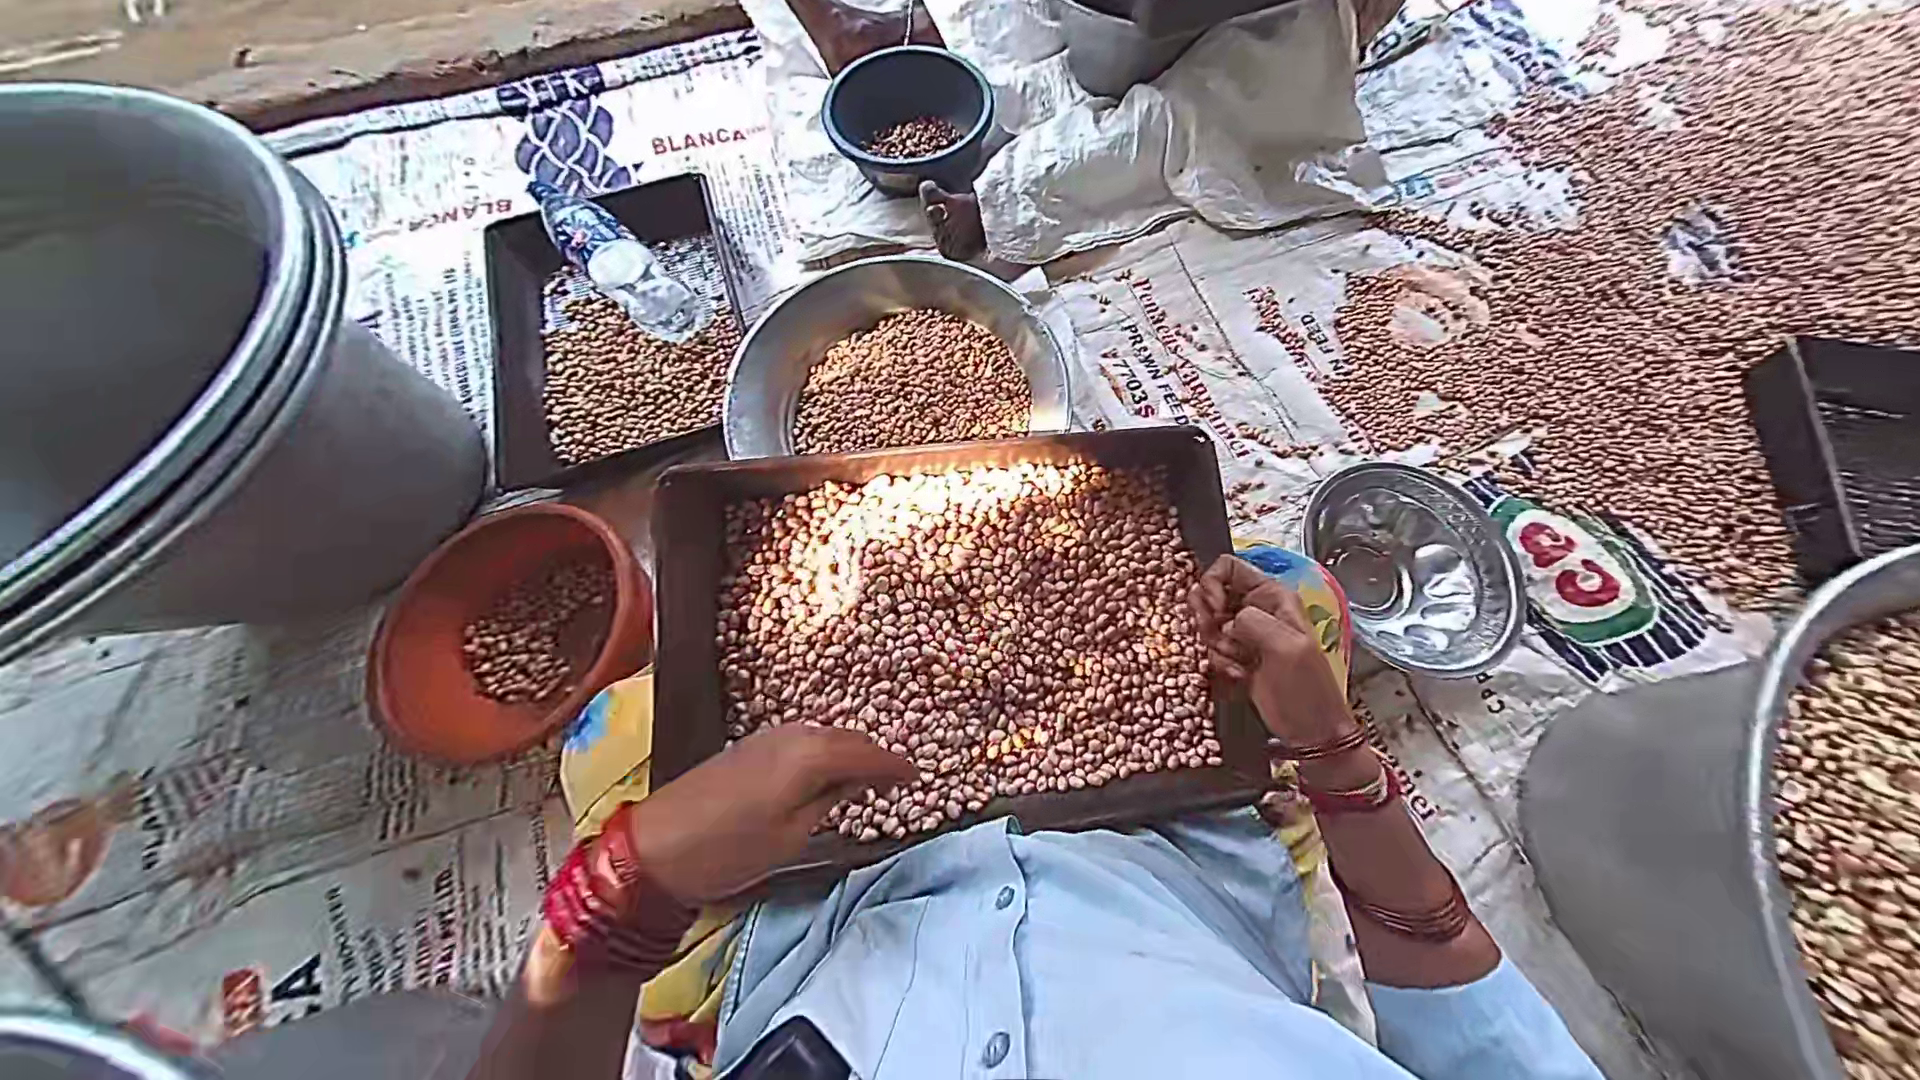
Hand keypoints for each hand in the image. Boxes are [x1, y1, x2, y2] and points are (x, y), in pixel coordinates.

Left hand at [625, 725, 916, 903]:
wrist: (654, 846)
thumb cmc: (728, 850)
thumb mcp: (791, 835)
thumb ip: (831, 800)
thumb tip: (859, 782)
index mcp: (811, 755)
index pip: (867, 755)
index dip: (895, 767)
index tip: (916, 777)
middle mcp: (795, 734)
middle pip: (849, 739)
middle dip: (874, 757)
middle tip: (894, 780)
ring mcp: (771, 735)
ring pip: (827, 736)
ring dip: (849, 752)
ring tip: (864, 779)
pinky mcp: (753, 743)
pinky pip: (806, 739)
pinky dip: (825, 751)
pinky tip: (825, 771)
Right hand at [1189, 555, 1353, 748]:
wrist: (1310, 730)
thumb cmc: (1306, 689)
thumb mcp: (1286, 647)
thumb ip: (1253, 621)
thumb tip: (1226, 619)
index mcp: (1272, 595)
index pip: (1227, 567)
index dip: (1212, 584)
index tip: (1216, 610)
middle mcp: (1255, 607)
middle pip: (1208, 594)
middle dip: (1207, 618)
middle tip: (1221, 640)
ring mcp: (1243, 632)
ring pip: (1205, 622)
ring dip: (1213, 645)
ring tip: (1238, 663)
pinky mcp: (1233, 654)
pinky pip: (1208, 647)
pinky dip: (1216, 662)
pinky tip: (1238, 675)